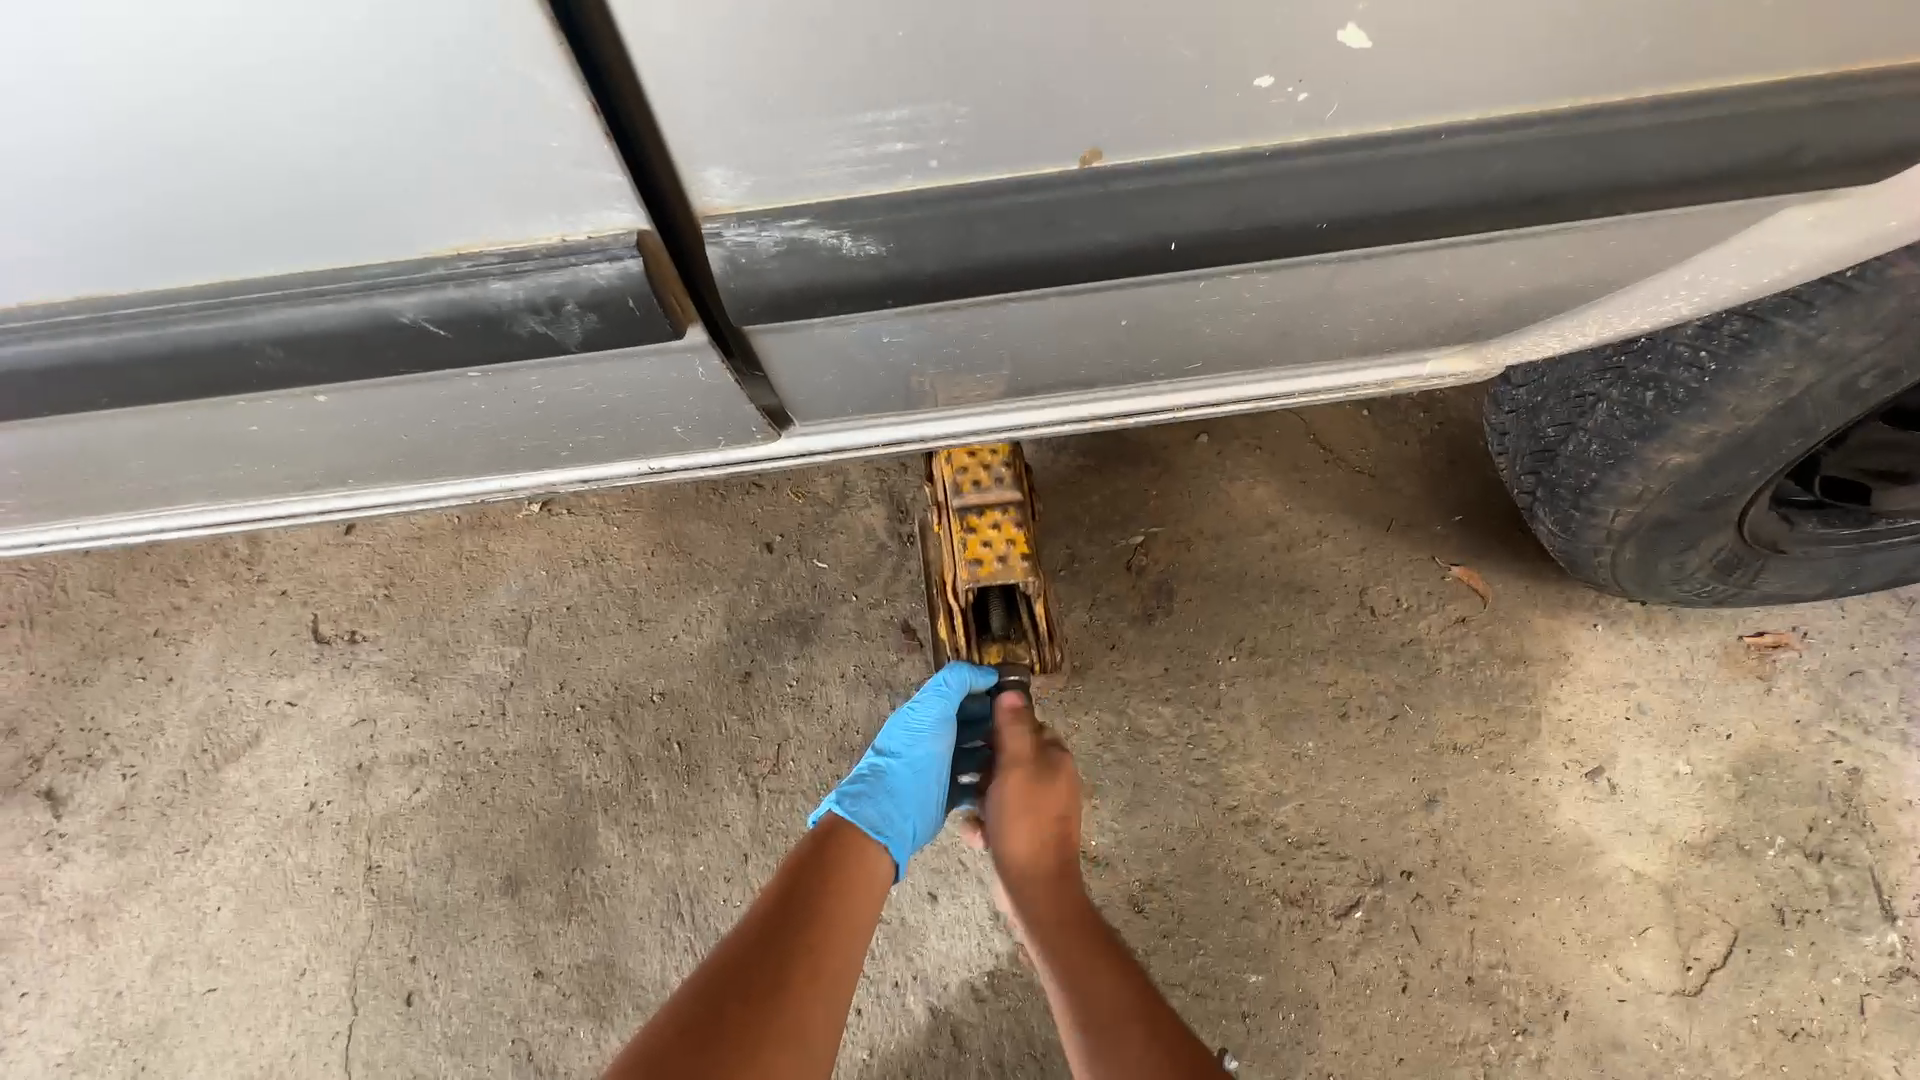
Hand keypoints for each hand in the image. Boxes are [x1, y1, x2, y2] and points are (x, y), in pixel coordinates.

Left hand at [810, 661, 998, 881]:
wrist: (892, 811)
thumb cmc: (913, 753)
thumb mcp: (933, 707)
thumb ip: (957, 681)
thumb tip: (987, 672)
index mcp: (928, 712)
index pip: (962, 695)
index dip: (986, 692)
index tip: (1015, 696)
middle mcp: (934, 737)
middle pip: (972, 724)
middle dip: (995, 723)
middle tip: (1023, 727)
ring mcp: (941, 768)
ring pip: (976, 754)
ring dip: (995, 752)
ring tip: (1018, 753)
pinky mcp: (948, 795)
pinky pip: (975, 784)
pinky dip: (989, 781)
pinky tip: (1006, 779)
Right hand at [979, 689, 1084, 905]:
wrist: (1034, 889)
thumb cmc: (1025, 821)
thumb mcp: (1016, 766)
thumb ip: (1013, 727)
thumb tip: (1011, 690)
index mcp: (1056, 758)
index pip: (1027, 726)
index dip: (999, 729)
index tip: (973, 736)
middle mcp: (1053, 779)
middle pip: (1010, 757)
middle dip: (984, 768)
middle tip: (967, 778)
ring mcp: (1041, 809)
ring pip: (1000, 788)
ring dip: (980, 798)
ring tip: (970, 811)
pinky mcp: (1027, 833)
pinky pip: (1001, 816)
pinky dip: (986, 823)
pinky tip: (976, 835)